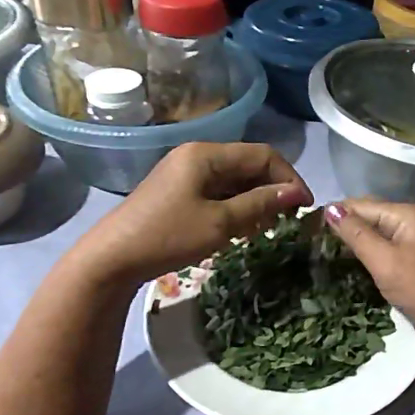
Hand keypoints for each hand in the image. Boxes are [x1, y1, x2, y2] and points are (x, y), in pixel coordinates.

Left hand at [70, 142, 310, 285]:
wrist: (111, 260)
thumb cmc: (167, 236)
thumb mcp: (220, 223)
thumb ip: (260, 204)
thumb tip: (296, 194)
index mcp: (206, 154)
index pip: (262, 155)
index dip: (288, 178)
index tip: (304, 208)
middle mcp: (197, 156)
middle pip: (248, 165)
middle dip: (273, 190)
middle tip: (289, 221)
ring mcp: (186, 174)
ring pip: (235, 181)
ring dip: (256, 201)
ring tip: (270, 229)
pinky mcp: (179, 193)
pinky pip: (218, 193)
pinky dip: (237, 208)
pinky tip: (245, 230)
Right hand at [320, 199, 414, 359]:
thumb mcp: (387, 261)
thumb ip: (356, 234)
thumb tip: (328, 208)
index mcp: (408, 213)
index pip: (360, 205)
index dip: (331, 216)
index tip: (301, 231)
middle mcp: (411, 222)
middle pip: (367, 217)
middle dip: (339, 229)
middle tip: (307, 246)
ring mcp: (414, 244)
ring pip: (373, 237)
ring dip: (349, 245)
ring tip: (318, 256)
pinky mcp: (413, 265)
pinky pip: (382, 253)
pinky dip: (364, 258)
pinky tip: (343, 268)